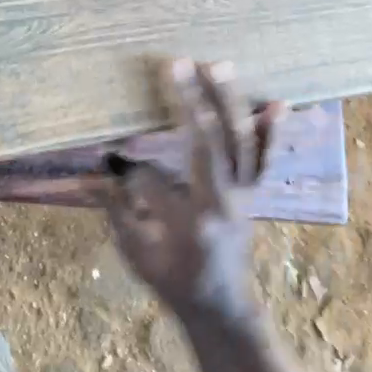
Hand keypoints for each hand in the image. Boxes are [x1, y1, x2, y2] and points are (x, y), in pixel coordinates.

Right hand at [102, 59, 283, 318]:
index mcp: (191, 218)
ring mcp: (243, 197)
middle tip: (179, 63)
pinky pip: (263, 160)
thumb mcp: (136, 251)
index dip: (154, 137)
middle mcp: (223, 201)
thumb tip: (93, 170)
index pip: (164, 169)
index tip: (142, 108)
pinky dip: (270, 131)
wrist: (221, 308)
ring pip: (240, 143)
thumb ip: (115, 208)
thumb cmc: (172, 282)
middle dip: (193, 100)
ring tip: (220, 65)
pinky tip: (277, 102)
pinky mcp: (252, 196)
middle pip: (210, 141)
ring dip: (229, 102)